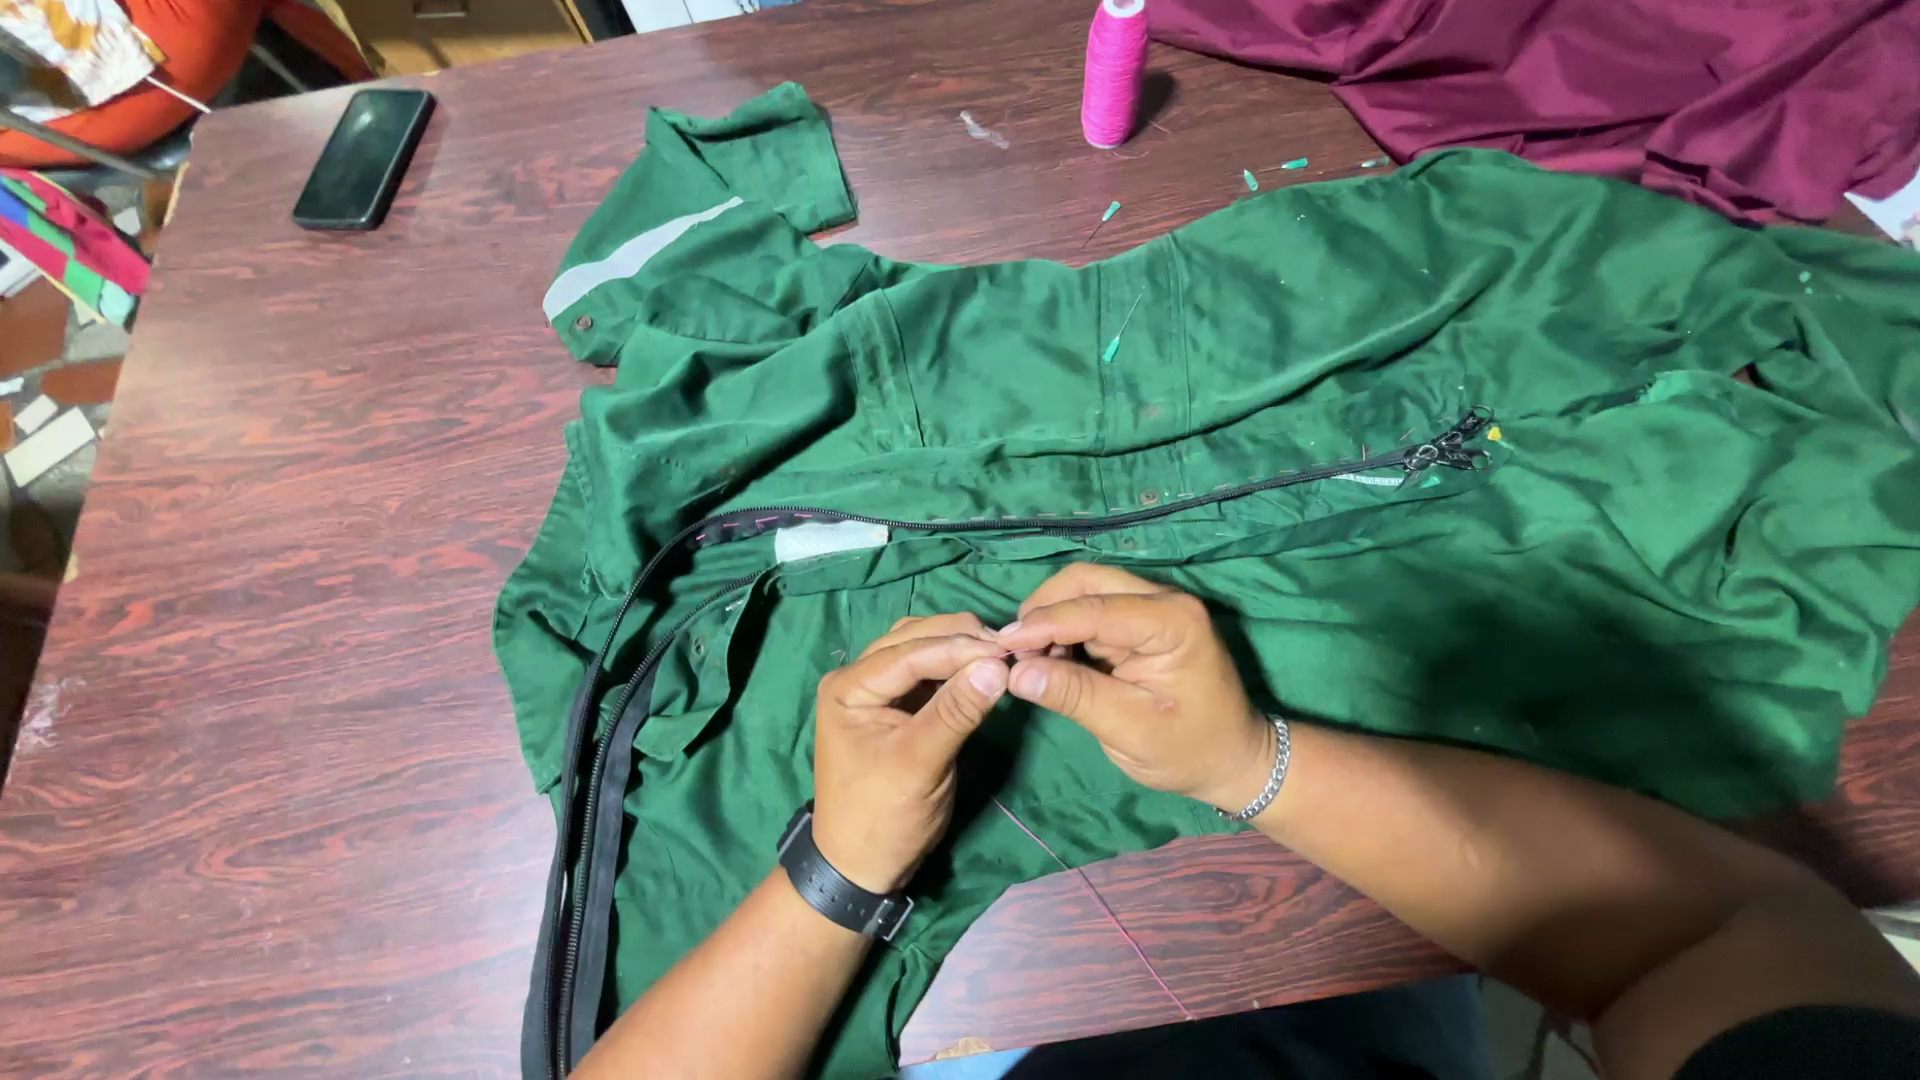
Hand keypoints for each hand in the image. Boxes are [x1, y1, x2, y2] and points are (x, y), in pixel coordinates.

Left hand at [811, 614, 1008, 893]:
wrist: (862, 866)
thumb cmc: (881, 818)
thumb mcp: (919, 765)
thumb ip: (955, 713)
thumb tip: (998, 666)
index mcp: (849, 687)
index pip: (909, 653)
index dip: (958, 647)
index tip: (1006, 649)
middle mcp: (859, 677)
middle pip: (914, 638)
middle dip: (961, 639)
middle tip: (1010, 647)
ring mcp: (879, 688)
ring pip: (923, 647)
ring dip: (960, 646)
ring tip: (1001, 653)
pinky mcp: (900, 703)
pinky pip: (930, 671)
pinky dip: (958, 666)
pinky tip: (986, 668)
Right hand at [995, 564, 1274, 814]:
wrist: (1230, 758)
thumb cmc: (1189, 749)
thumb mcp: (1129, 730)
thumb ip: (1075, 696)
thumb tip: (1017, 673)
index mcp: (1173, 621)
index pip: (1095, 610)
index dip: (1044, 624)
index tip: (1002, 646)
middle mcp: (1162, 600)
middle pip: (1085, 582)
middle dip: (1043, 610)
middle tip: (1013, 651)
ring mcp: (1151, 606)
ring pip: (1083, 590)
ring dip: (1050, 617)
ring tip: (1029, 659)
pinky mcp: (1138, 619)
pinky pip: (1089, 609)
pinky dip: (1062, 627)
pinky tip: (1050, 658)